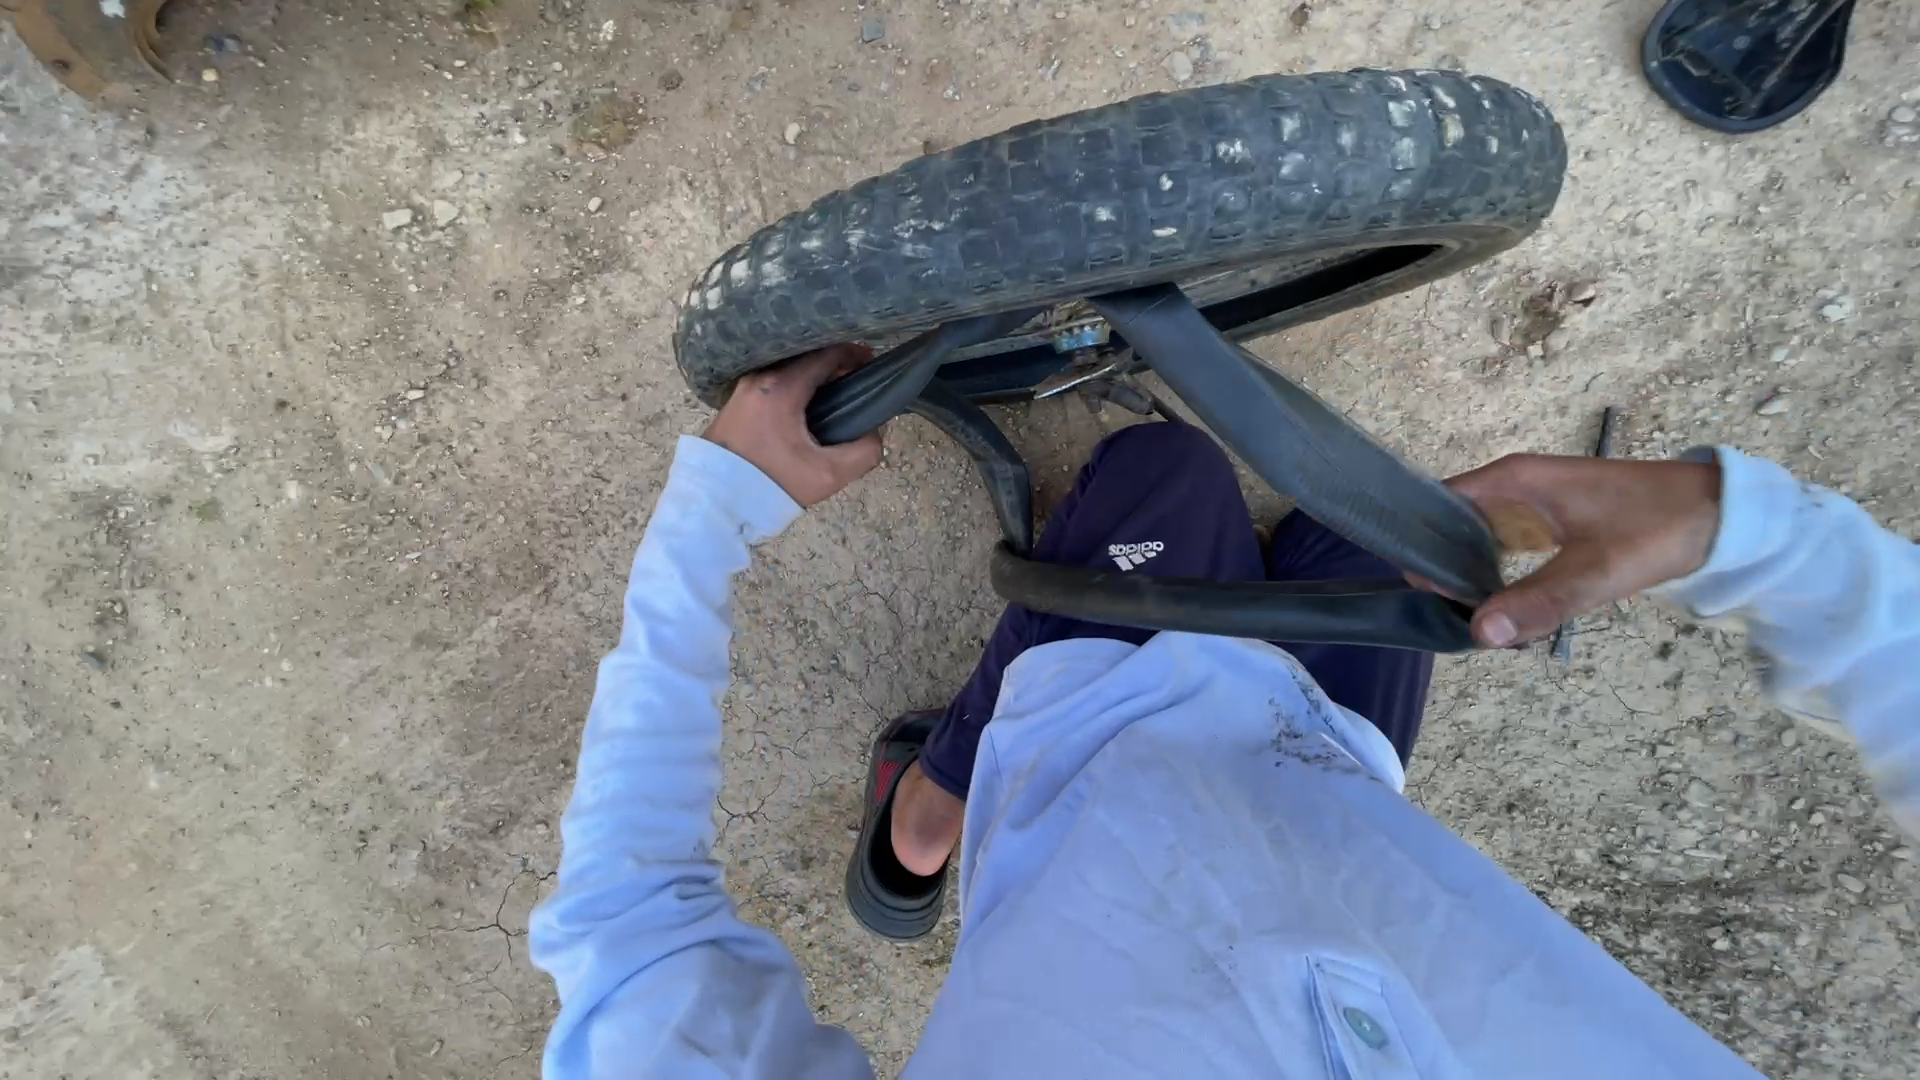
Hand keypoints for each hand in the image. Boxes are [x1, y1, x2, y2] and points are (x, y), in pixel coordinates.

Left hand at [702, 345, 883, 507]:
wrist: (716, 503)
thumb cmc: (771, 485)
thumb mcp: (827, 475)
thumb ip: (863, 452)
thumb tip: (874, 434)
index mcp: (780, 388)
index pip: (825, 354)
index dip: (854, 354)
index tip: (872, 363)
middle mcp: (758, 379)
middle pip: (805, 359)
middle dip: (836, 367)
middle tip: (857, 383)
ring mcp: (743, 390)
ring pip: (788, 371)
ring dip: (814, 379)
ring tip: (835, 398)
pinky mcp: (735, 404)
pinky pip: (773, 384)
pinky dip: (795, 388)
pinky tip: (807, 410)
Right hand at [1444, 454, 1722, 647]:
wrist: (1737, 515)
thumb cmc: (1662, 527)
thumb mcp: (1600, 568)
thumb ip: (1539, 601)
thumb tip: (1478, 634)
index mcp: (1510, 480)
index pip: (1435, 504)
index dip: (1420, 542)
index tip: (1422, 586)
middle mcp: (1509, 485)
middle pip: (1449, 522)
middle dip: (1440, 563)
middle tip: (1443, 607)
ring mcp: (1527, 502)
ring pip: (1472, 536)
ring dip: (1464, 569)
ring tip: (1463, 609)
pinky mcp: (1545, 520)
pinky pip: (1498, 543)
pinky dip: (1490, 569)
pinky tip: (1494, 599)